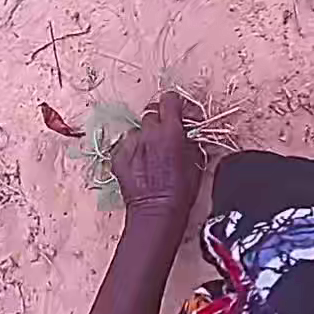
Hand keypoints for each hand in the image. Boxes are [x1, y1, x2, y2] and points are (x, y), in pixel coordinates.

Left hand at [111, 90, 202, 223]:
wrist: (156, 213)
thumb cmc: (181, 192)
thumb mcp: (196, 162)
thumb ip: (191, 141)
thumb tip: (189, 135)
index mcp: (170, 131)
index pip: (169, 100)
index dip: (175, 105)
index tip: (179, 113)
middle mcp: (147, 133)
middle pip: (152, 113)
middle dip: (160, 121)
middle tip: (166, 135)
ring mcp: (130, 144)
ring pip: (138, 131)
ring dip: (146, 138)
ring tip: (153, 155)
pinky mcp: (117, 156)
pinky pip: (126, 146)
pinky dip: (133, 151)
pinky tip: (141, 166)